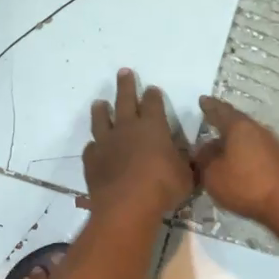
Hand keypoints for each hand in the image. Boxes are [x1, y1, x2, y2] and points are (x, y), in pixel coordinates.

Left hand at [83, 69, 192, 215]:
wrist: (127, 205)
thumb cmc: (162, 187)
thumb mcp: (185, 175)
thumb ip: (184, 162)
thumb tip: (186, 156)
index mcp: (153, 126)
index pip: (153, 103)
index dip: (153, 95)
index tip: (152, 89)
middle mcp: (127, 128)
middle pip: (124, 100)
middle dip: (125, 85)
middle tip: (123, 72)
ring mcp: (106, 143)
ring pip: (101, 119)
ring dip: (101, 110)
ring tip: (99, 103)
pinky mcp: (92, 161)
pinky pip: (91, 148)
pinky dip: (94, 145)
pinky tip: (94, 146)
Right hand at [193, 95, 278, 224]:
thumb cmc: (243, 185)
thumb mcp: (212, 174)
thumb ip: (203, 158)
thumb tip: (203, 150)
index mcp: (239, 127)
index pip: (220, 110)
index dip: (209, 106)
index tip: (202, 100)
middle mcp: (257, 130)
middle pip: (236, 122)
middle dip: (222, 122)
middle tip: (210, 121)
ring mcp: (270, 144)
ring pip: (246, 136)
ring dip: (232, 140)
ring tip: (219, 146)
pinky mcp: (277, 160)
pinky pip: (254, 149)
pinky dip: (242, 151)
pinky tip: (235, 161)